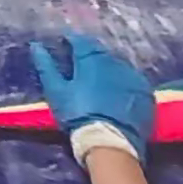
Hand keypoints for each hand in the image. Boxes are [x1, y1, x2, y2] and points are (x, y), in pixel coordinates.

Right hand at [32, 33, 155, 163]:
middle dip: (88, 52)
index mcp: (91, 61)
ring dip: (105, 65)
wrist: (110, 144)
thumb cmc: (77, 114)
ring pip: (117, 64)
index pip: (80, 41)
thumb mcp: (56, 90)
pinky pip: (132, 78)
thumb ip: (46, 66)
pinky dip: (121, 79)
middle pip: (100, 51)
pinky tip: (115, 87)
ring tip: (96, 74)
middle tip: (78, 60)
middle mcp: (115, 64)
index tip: (63, 42)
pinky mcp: (146, 95)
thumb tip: (36, 46)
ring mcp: (133, 79)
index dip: (70, 39)